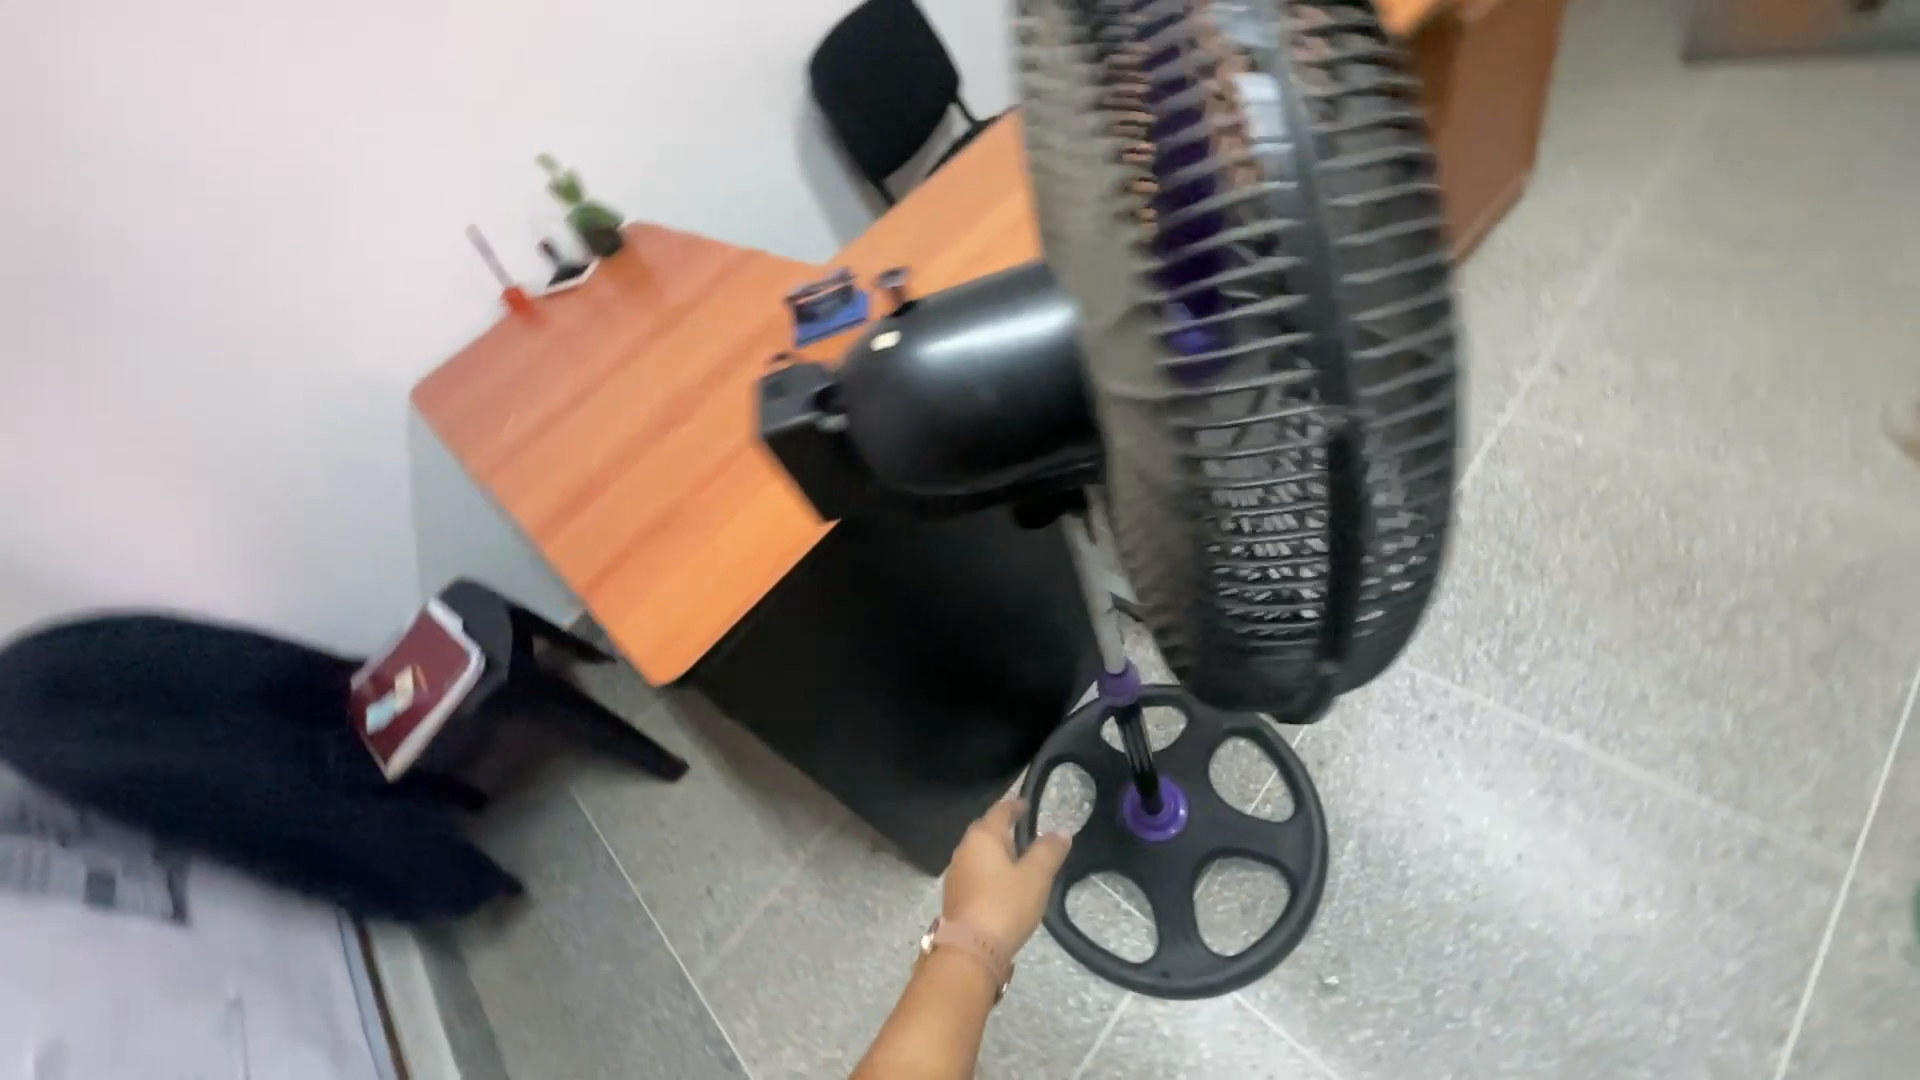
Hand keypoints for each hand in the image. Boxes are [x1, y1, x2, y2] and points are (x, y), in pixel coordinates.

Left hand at [942, 799, 1071, 954]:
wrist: (970, 951)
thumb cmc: (1005, 905)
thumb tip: (1061, 832)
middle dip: (1003, 829)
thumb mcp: (1035, 877)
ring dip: (995, 852)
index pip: (999, 811)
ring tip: (1016, 860)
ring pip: (978, 852)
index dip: (1014, 806)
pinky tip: (1001, 885)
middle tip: (1023, 833)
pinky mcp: (954, 895)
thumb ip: (1048, 851)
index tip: (1026, 805)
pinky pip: (974, 872)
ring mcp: (956, 873)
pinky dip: (988, 871)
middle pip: (985, 830)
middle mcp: (964, 848)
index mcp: (982, 837)